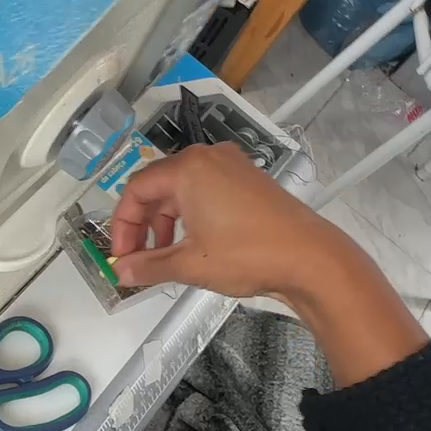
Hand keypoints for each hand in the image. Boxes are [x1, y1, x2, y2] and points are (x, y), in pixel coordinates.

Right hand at [109, 142, 380, 303]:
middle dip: (142, 225)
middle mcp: (208, 159)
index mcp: (188, 170)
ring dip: (164, 223)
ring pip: (180, 190)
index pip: (136, 190)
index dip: (122, 226)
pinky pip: (203, 192)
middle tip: (137, 258)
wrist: (309, 259)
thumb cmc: (248, 255)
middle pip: (156, 187)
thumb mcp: (188, 264)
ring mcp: (231, 167)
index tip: (121, 255)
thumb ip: (147, 266)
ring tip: (164, 256)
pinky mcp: (247, 180)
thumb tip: (121, 271)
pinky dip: (188, 216)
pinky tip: (191, 245)